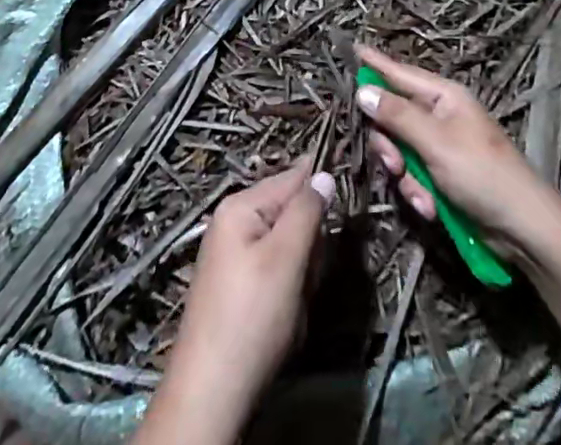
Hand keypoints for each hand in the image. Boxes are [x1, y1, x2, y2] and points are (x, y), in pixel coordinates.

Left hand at [135, 164, 334, 444]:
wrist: (214, 385)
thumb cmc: (253, 314)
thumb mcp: (286, 257)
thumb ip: (307, 212)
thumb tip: (324, 174)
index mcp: (240, 206)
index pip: (291, 177)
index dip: (320, 185)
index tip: (346, 196)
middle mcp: (234, 222)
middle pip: (292, 213)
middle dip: (311, 243)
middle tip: (308, 274)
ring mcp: (236, 253)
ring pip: (290, 245)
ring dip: (303, 270)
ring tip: (295, 300)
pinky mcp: (241, 282)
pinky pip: (278, 269)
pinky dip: (290, 288)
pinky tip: (287, 314)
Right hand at [355, 44, 560, 261]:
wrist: (522, 227)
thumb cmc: (482, 174)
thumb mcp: (435, 142)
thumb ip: (396, 115)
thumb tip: (363, 89)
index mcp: (444, 97)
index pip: (400, 73)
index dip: (374, 64)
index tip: (350, 49)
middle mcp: (439, 116)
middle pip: (391, 116)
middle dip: (389, 144)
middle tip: (393, 164)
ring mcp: (440, 146)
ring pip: (398, 149)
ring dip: (405, 175)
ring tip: (421, 195)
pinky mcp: (441, 173)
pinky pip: (412, 174)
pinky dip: (418, 191)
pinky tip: (431, 207)